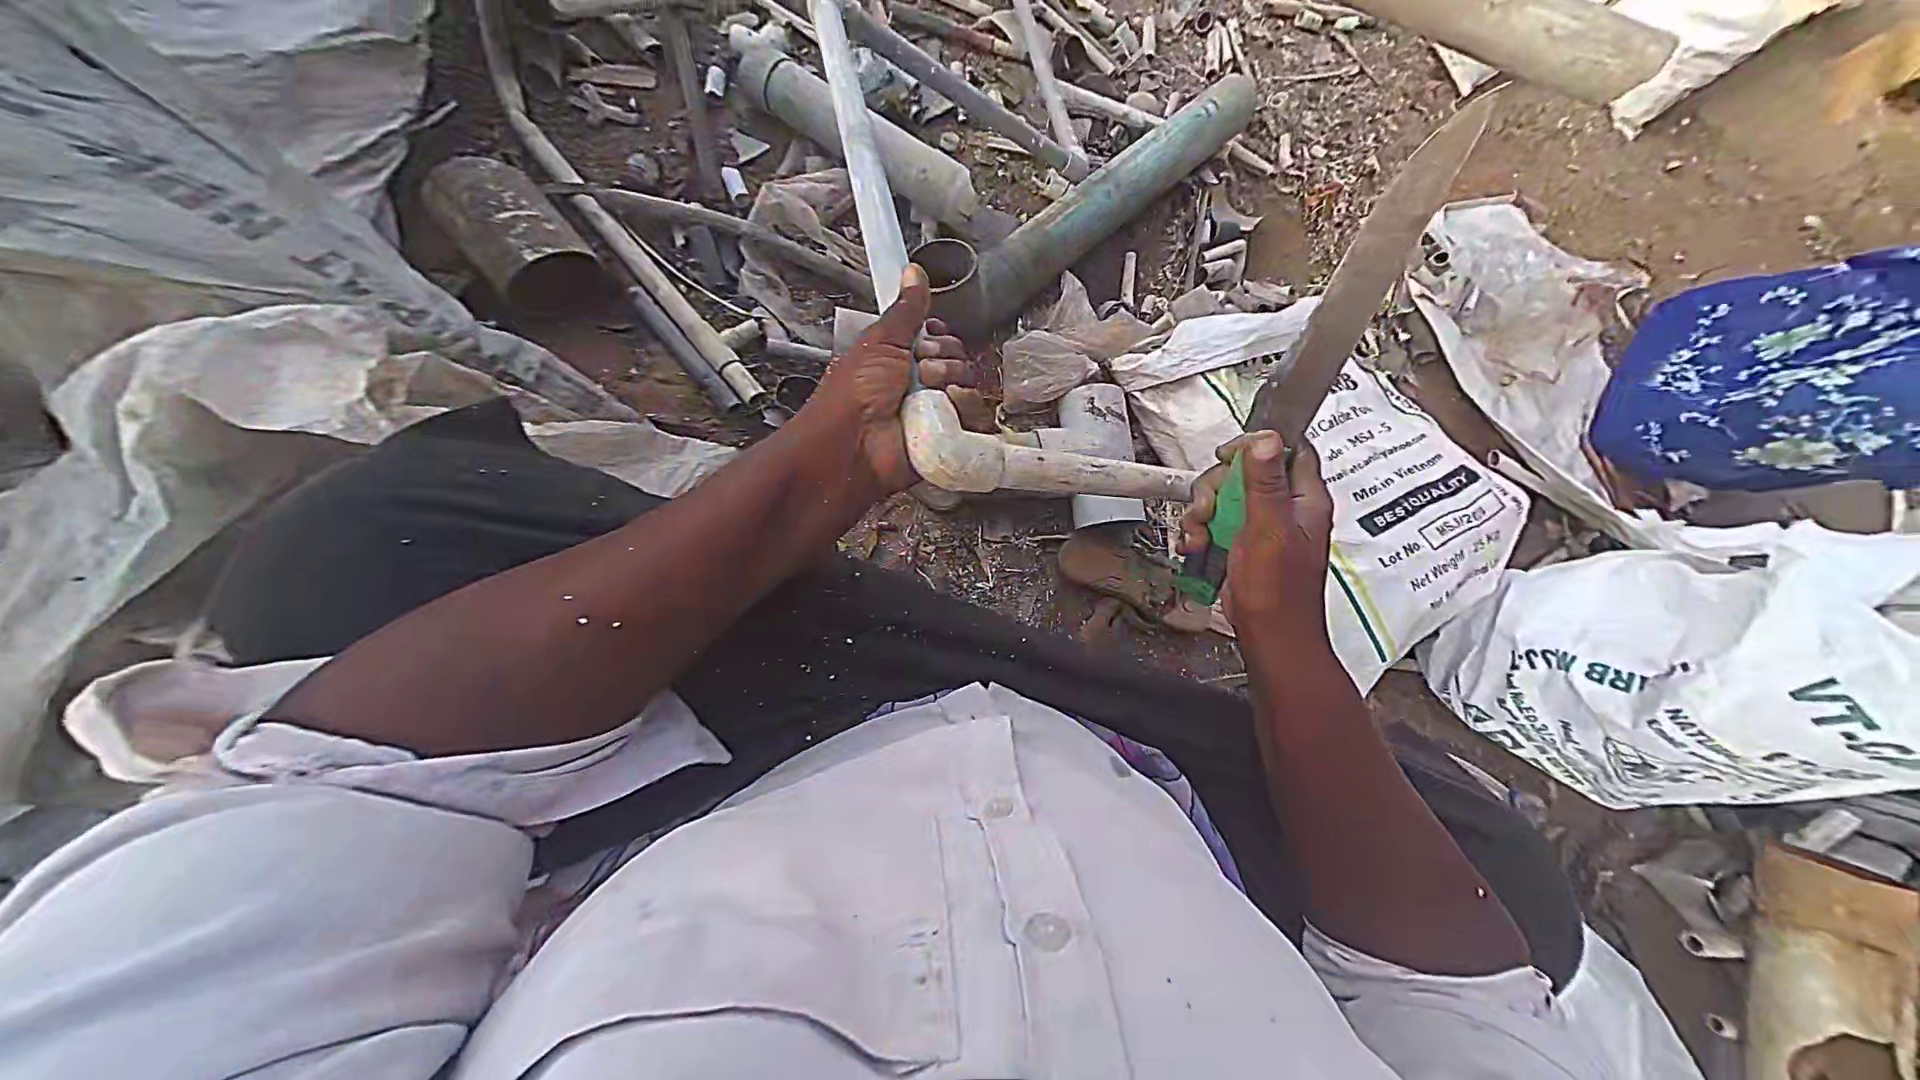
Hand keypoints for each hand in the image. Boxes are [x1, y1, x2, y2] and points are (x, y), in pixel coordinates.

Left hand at [801, 264, 974, 496]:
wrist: (851, 443)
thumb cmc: (854, 393)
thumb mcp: (880, 341)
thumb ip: (905, 310)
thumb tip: (914, 273)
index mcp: (903, 361)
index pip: (942, 342)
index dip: (939, 339)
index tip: (926, 341)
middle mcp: (921, 387)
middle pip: (959, 362)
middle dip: (945, 361)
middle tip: (922, 370)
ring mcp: (934, 414)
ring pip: (970, 389)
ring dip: (954, 384)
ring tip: (929, 392)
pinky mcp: (946, 439)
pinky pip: (974, 420)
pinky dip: (967, 411)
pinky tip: (946, 410)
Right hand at [1177, 431, 1333, 639]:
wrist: (1268, 633)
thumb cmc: (1279, 590)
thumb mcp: (1269, 529)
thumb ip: (1266, 483)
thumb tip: (1266, 439)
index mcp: (1304, 499)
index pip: (1287, 451)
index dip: (1257, 446)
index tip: (1230, 456)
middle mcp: (1283, 508)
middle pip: (1245, 472)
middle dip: (1217, 487)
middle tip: (1209, 507)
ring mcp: (1260, 526)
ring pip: (1224, 497)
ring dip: (1202, 512)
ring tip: (1199, 534)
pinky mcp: (1239, 542)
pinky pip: (1214, 522)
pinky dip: (1199, 531)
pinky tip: (1197, 546)